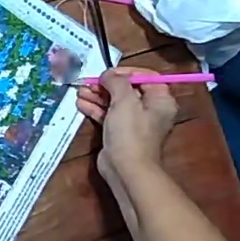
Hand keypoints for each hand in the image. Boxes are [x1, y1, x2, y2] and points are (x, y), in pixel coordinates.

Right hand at [77, 65, 177, 199]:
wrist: (126, 168)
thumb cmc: (130, 132)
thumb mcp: (124, 101)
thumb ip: (116, 82)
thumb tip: (108, 74)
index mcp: (160, 100)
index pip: (146, 77)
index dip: (126, 72)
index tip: (107, 73)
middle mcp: (150, 110)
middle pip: (127, 89)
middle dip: (106, 84)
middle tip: (88, 82)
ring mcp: (134, 122)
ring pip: (115, 102)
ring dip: (97, 95)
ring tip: (79, 91)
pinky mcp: (120, 132)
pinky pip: (108, 114)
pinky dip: (95, 108)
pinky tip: (81, 103)